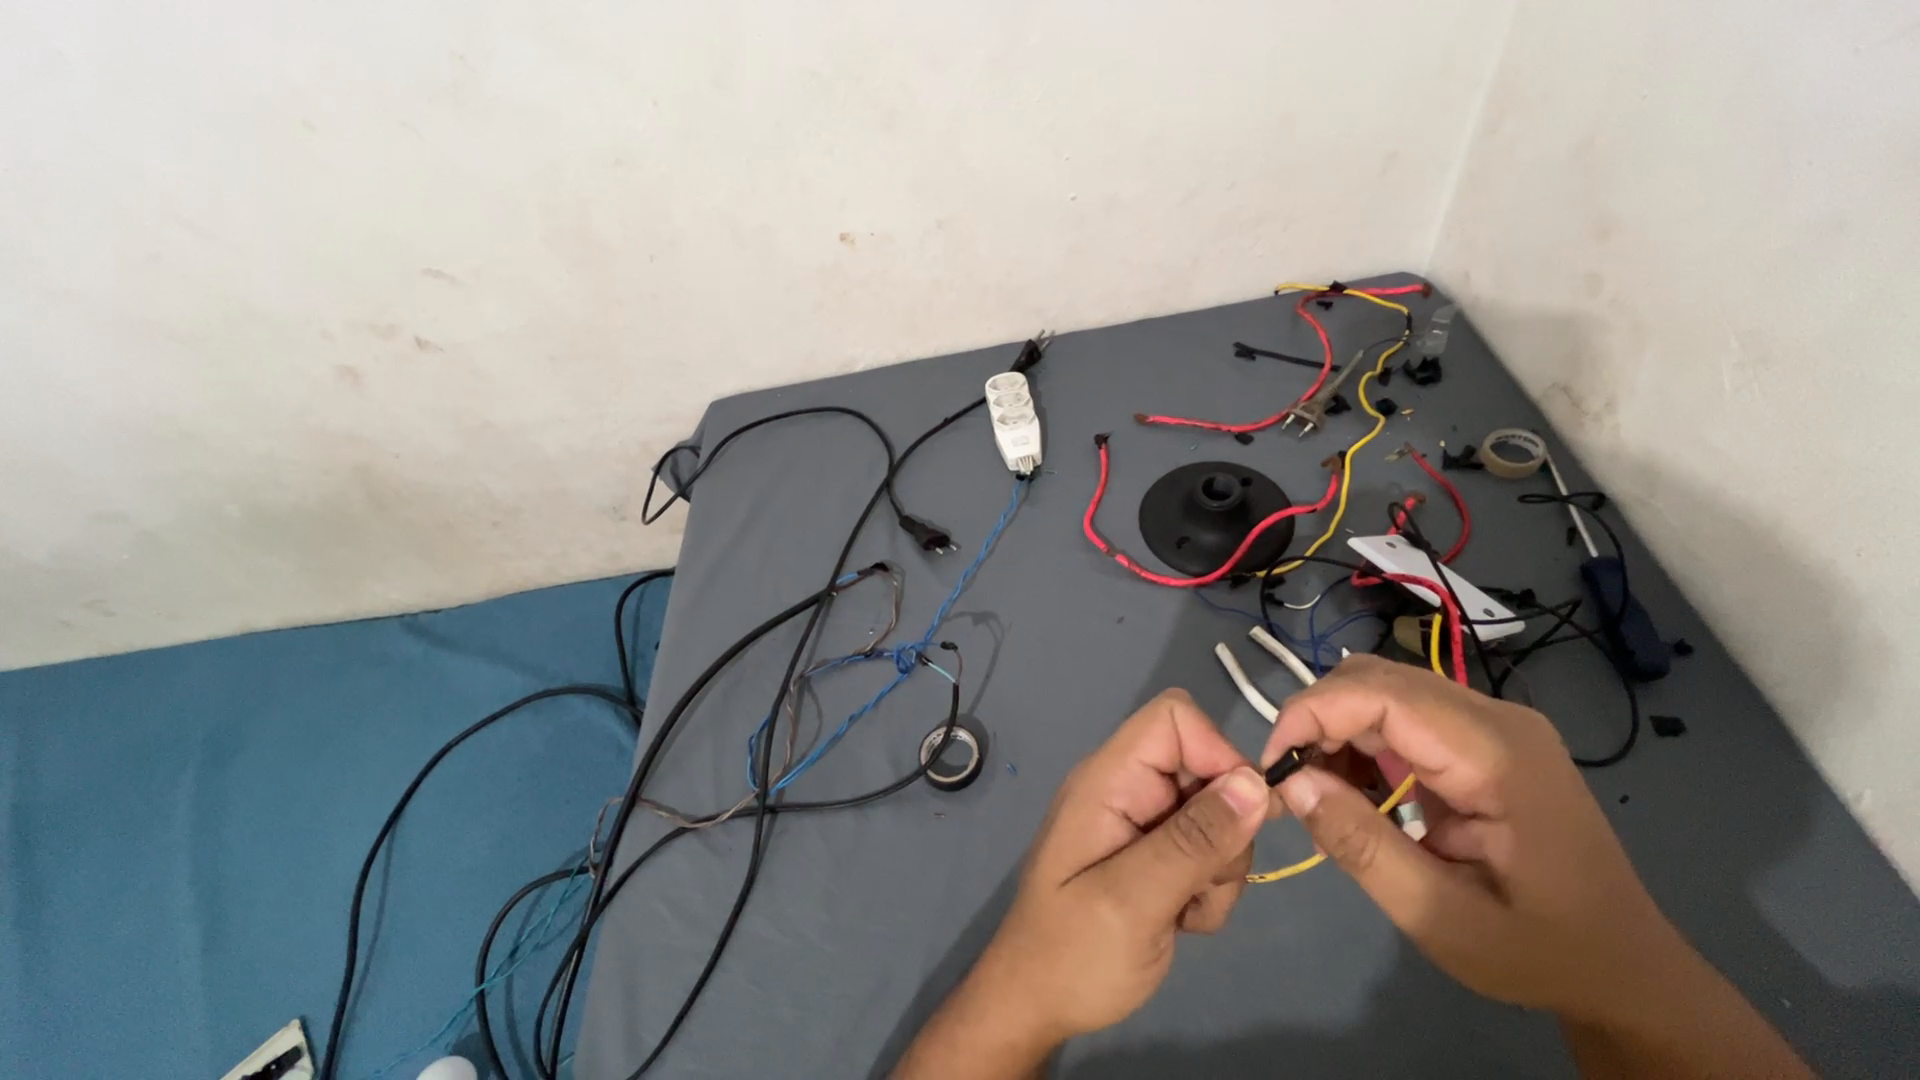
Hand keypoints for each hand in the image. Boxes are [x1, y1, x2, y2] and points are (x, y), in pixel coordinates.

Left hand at [986, 688, 1276, 1035]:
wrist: (1038, 1003)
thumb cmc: (1072, 953)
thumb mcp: (1134, 899)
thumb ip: (1194, 840)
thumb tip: (1254, 782)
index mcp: (1108, 780)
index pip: (1174, 718)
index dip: (1217, 752)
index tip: (1239, 815)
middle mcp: (1126, 789)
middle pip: (1206, 769)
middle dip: (1225, 828)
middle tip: (1202, 883)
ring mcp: (1141, 822)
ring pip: (1218, 815)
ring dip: (1220, 867)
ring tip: (1182, 909)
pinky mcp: (1156, 854)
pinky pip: (1210, 851)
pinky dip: (1210, 887)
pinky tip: (1181, 919)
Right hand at [1261, 654, 1682, 1022]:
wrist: (1627, 969)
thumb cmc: (1539, 949)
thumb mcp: (1439, 916)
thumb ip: (1361, 845)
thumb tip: (1290, 782)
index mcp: (1496, 755)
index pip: (1379, 692)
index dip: (1311, 714)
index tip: (1273, 768)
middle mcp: (1496, 718)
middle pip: (1376, 677)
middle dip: (1317, 720)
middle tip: (1292, 785)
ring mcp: (1495, 723)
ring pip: (1383, 687)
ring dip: (1336, 729)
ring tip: (1322, 793)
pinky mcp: (1486, 738)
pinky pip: (1404, 712)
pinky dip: (1363, 740)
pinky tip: (1360, 790)